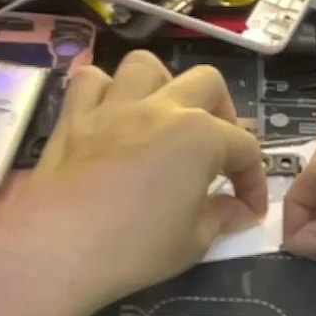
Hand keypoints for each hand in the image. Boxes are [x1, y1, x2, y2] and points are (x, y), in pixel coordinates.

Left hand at [0, 51, 265, 315]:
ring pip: (147, 67)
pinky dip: (106, 92)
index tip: (250, 209)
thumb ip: (219, 218)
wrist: (61, 248)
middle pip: (207, 85)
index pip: (243, 148)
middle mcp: (160, 108)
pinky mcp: (73, 119)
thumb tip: (238, 211)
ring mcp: (113, 107)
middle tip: (217, 155)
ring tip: (165, 122)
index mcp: (199, 136)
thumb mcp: (192, 243)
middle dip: (223, 115)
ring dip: (165, 87)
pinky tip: (111, 118)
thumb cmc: (136, 249)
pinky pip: (91, 82)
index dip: (254, 180)